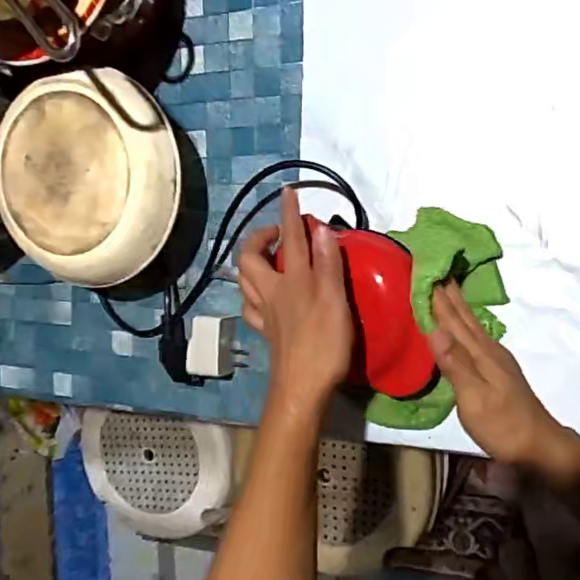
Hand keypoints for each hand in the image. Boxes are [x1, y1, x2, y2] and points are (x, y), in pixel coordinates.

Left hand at [237, 187, 352, 412]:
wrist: (302, 387)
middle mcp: (273, 292)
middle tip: (278, 233)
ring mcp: (266, 314)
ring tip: (269, 258)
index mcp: (293, 281)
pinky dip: (252, 295)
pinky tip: (262, 296)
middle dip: (259, 238)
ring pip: (245, 281)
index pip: (291, 239)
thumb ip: (328, 264)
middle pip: (251, 258)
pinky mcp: (268, 332)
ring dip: (252, 263)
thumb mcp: (334, 300)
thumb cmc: (323, 344)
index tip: (288, 192)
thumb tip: (320, 228)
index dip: (289, 214)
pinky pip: (251, 307)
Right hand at [429, 283, 579, 481]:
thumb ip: (455, 364)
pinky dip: (464, 325)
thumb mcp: (474, 398)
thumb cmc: (503, 424)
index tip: (425, 271)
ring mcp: (496, 360)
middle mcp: (488, 350)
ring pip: (471, 325)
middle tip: (436, 268)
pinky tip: (463, 328)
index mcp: (481, 353)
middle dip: (448, 293)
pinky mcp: (497, 370)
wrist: (539, 448)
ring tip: (447, 288)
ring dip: (457, 306)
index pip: (453, 319)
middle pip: (464, 317)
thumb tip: (435, 329)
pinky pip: (474, 337)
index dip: (438, 297)